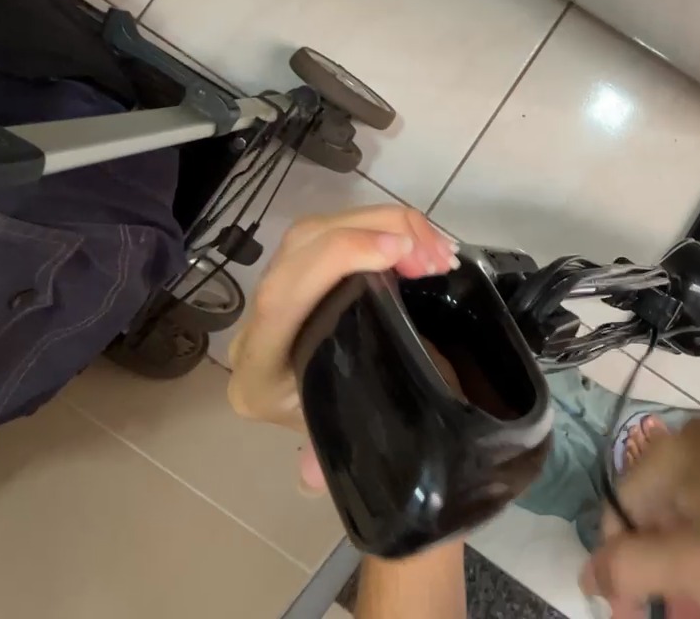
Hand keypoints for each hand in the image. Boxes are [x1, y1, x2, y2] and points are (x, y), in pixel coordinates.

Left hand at [227, 204, 456, 490]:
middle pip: (302, 246)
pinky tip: (425, 243)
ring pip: (321, 228)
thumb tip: (312, 474)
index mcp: (260, 373)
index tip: (399, 253)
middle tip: (437, 254)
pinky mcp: (305, 268)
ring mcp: (280, 289)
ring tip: (439, 249)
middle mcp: (260, 325)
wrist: (331, 422)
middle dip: (374, 232)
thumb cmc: (346, 429)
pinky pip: (339, 228)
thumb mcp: (345, 441)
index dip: (337, 261)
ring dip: (388, 224)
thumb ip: (329, 455)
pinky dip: (387, 226)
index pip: (282, 298)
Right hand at [582, 418, 699, 603]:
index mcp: (671, 452)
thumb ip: (632, 567)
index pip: (619, 512)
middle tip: (684, 615)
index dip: (621, 569)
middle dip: (661, 570)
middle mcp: (694, 435)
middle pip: (654, 511)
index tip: (638, 616)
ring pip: (689, 509)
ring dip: (690, 561)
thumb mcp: (698, 563)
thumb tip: (586, 571)